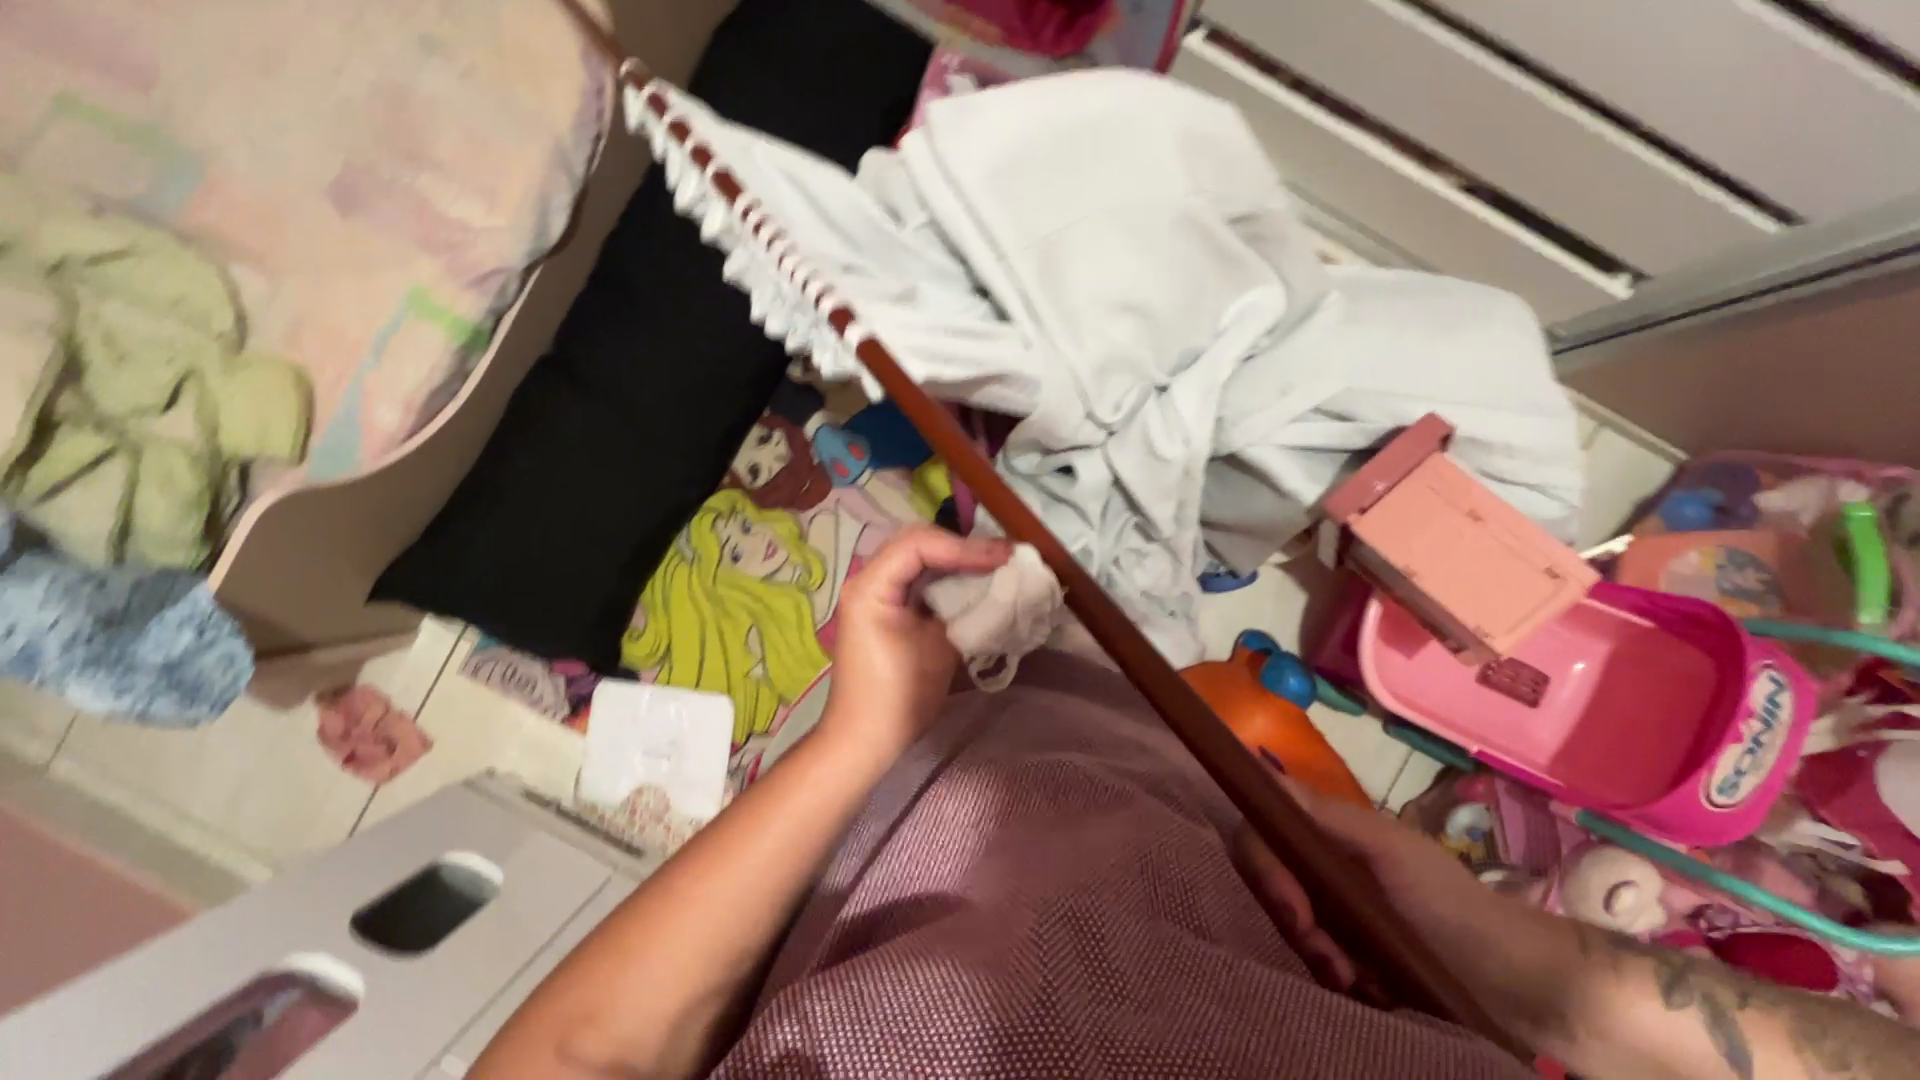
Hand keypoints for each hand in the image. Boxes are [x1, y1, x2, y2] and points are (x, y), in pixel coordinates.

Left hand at [818, 526, 1011, 763]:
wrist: (865, 738)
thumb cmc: (898, 697)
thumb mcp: (938, 649)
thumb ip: (964, 609)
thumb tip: (996, 588)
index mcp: (871, 587)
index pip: (920, 544)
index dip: (965, 547)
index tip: (1003, 558)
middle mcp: (867, 580)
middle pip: (918, 541)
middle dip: (962, 546)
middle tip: (1003, 557)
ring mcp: (875, 593)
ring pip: (919, 558)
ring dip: (956, 559)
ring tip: (995, 566)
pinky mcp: (886, 609)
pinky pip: (918, 579)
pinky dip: (947, 577)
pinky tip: (974, 584)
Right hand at [1232, 779, 1582, 1037]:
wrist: (1520, 988)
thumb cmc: (1454, 905)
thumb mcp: (1391, 852)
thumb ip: (1327, 817)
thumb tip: (1262, 775)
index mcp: (1328, 834)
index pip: (1259, 835)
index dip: (1262, 868)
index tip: (1292, 909)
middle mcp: (1323, 866)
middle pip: (1268, 886)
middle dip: (1293, 924)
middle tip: (1331, 957)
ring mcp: (1336, 913)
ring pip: (1289, 929)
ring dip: (1316, 957)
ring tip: (1356, 979)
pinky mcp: (1351, 956)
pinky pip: (1316, 964)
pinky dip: (1336, 979)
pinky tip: (1368, 989)